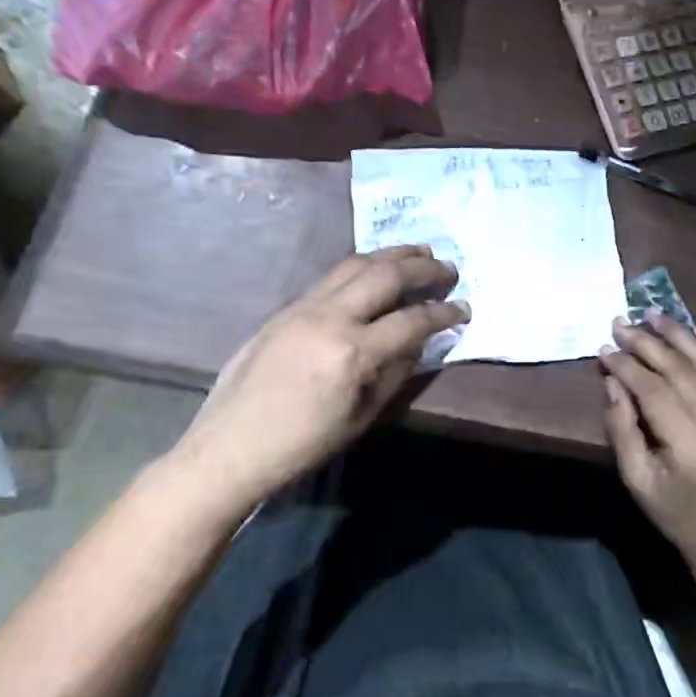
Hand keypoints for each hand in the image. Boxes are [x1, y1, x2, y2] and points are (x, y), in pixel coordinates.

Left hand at [174, 246, 468, 507]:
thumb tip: (420, 342)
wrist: (231, 444)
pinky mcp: (287, 307)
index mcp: (352, 353)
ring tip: (418, 252)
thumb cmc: (302, 444)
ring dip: (391, 255)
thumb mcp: (361, 417)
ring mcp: (304, 307)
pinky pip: (332, 276)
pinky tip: (375, 270)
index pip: (412, 320)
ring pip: (355, 264)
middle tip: (448, 267)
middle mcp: (330, 318)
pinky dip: (361, 266)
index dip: (444, 312)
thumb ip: (396, 373)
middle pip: (385, 275)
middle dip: (423, 267)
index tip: (464, 308)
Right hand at [600, 311, 695, 581]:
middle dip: (647, 343)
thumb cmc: (674, 513)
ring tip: (654, 313)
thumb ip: (622, 429)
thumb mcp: (637, 479)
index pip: (653, 391)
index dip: (626, 366)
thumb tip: (612, 381)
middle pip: (680, 371)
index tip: (603, 348)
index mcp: (690, 446)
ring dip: (680, 335)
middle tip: (621, 322)